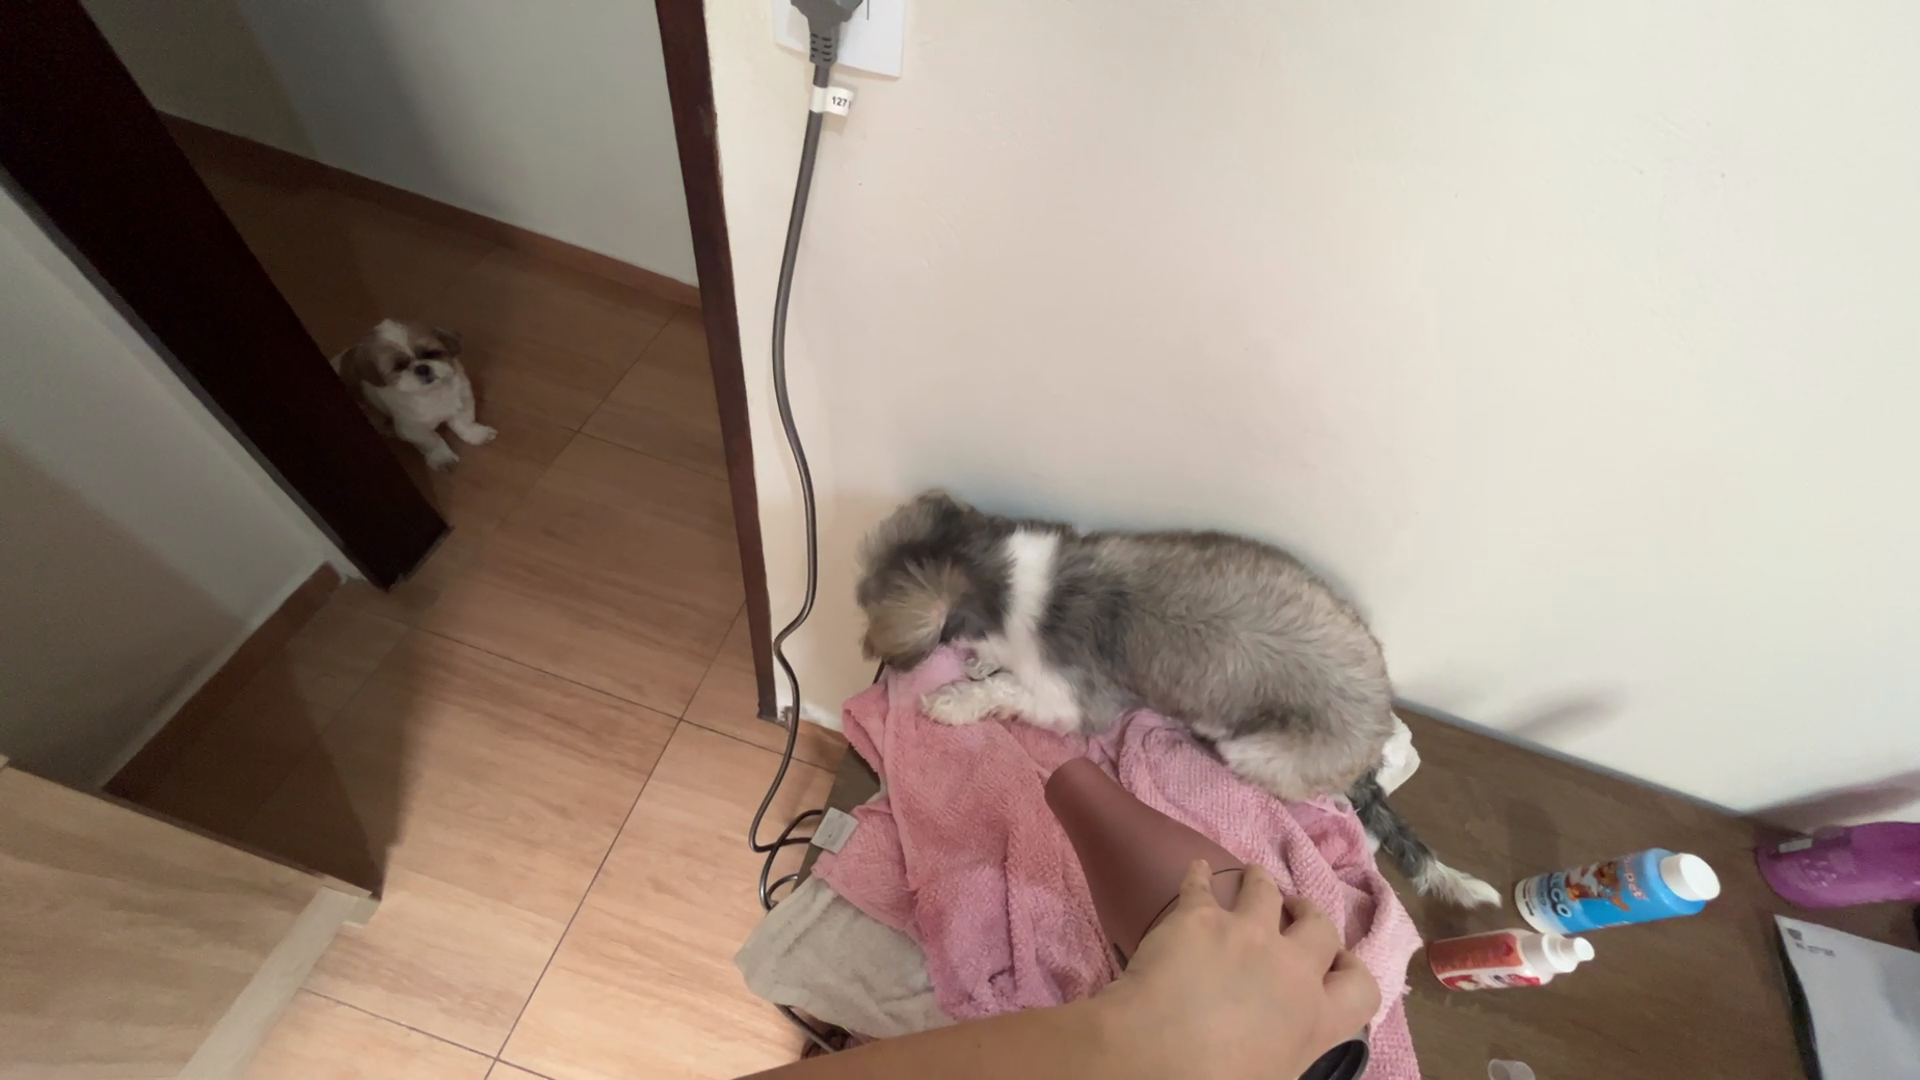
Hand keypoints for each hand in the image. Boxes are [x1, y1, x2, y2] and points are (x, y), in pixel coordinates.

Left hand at [1093, 860, 1379, 1078]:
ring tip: (1253, 878)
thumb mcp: (1280, 1074)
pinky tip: (1198, 867)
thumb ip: (1294, 1045)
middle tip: (1294, 909)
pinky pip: (1201, 881)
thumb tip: (1285, 1038)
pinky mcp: (1198, 914)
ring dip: (1261, 880)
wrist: (1158, 1052)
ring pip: (1264, 887)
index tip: (1335, 959)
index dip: (1351, 968)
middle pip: (1318, 924)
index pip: (1362, 985)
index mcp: (1317, 1018)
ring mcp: (1244, 932)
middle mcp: (1289, 966)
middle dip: (1308, 912)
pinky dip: (1200, 872)